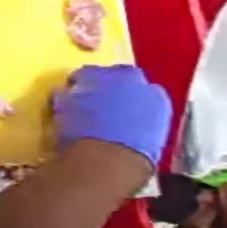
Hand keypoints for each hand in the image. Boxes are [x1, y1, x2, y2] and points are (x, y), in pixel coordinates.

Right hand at [52, 64, 171, 169]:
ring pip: (137, 94)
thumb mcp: (62, 107)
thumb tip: (64, 92)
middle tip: (92, 100)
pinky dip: (136, 115)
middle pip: (120, 79)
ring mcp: (155, 99)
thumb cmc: (80, 128)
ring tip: (107, 115)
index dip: (79, 80)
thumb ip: (65, 95)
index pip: (89, 71)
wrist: (110, 156)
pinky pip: (148, 111)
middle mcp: (136, 81)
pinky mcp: (165, 118)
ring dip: (125, 101)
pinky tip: (120, 127)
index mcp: (108, 74)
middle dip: (108, 87)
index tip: (71, 90)